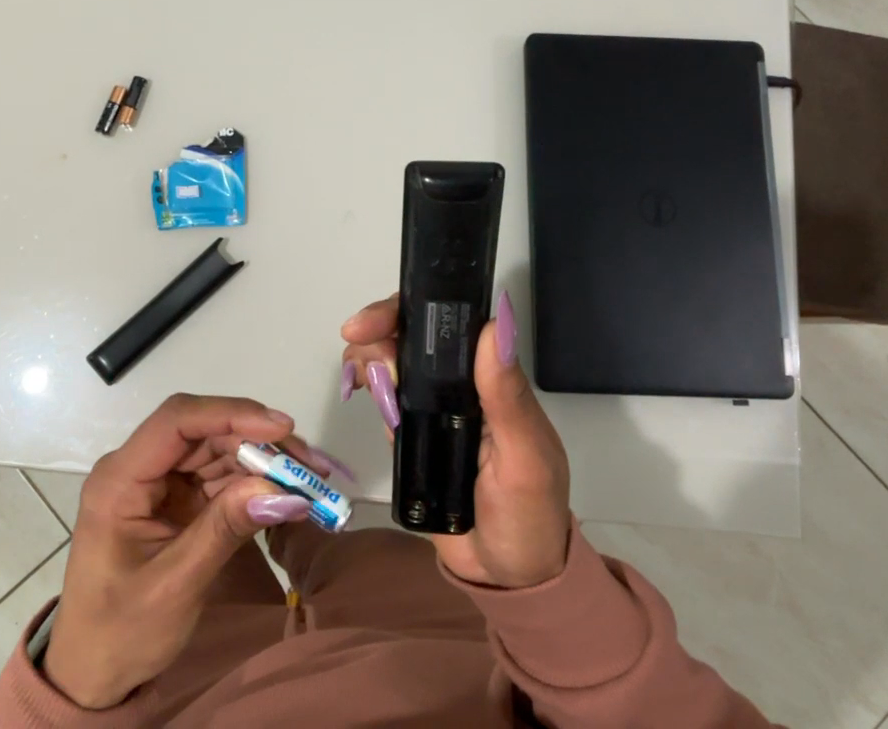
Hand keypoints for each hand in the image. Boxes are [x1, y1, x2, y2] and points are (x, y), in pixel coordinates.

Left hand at [42, 393, 331, 708]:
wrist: (92, 674)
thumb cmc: (120, 631)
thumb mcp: (175, 584)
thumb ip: (225, 530)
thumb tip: (285, 493)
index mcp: (120, 479)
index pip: (176, 422)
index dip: (230, 414)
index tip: (283, 428)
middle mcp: (139, 469)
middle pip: (205, 433)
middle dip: (261, 442)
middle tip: (314, 467)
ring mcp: (159, 484)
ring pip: (218, 451)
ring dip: (265, 461)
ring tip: (314, 479)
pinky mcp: (178, 501)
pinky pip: (221, 477)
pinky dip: (256, 483)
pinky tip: (289, 494)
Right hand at [342, 292, 571, 588]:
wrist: (507, 576)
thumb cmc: (529, 513)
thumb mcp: (526, 456)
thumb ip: (507, 395)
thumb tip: (496, 323)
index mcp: (492, 381)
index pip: (452, 326)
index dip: (412, 310)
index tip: (375, 320)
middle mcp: (461, 387)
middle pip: (413, 337)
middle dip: (379, 331)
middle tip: (358, 352)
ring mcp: (434, 411)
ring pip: (393, 364)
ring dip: (369, 358)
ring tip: (362, 383)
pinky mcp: (412, 438)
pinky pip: (385, 402)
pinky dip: (367, 389)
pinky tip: (358, 394)